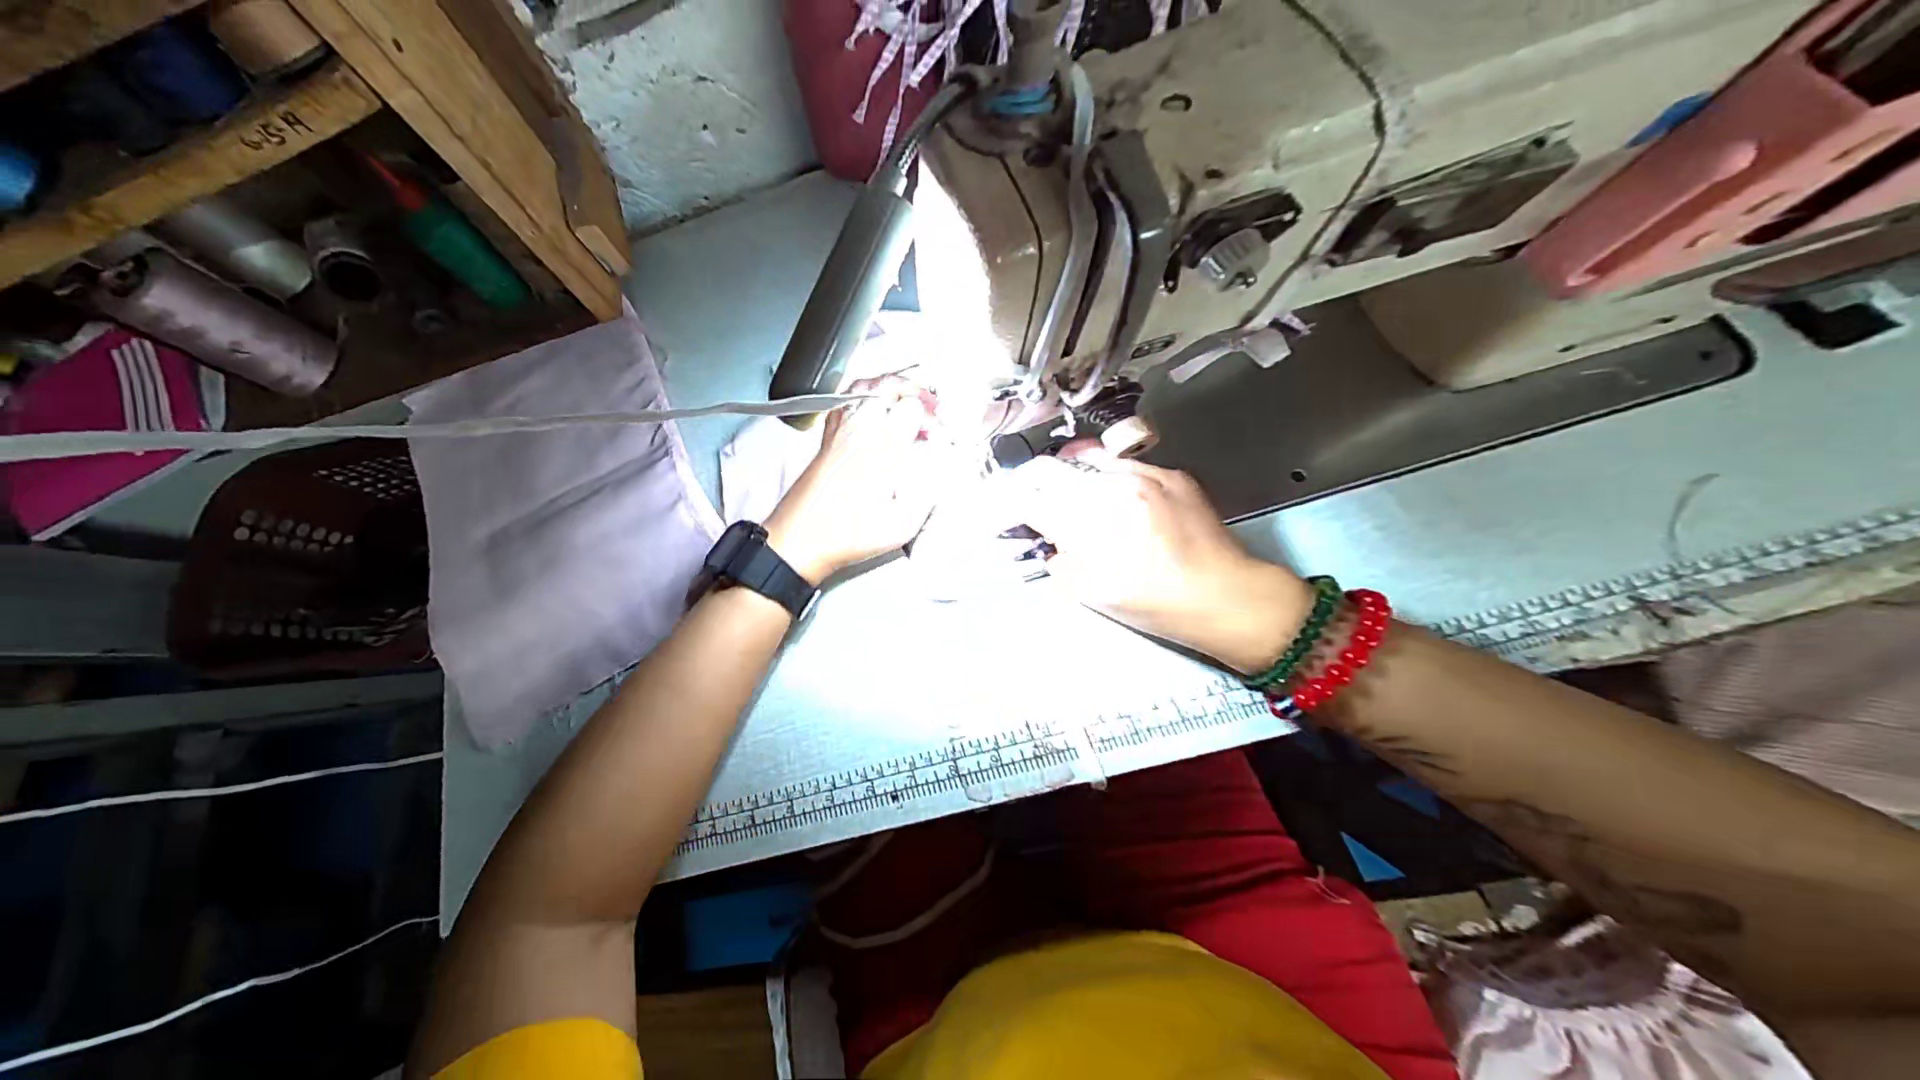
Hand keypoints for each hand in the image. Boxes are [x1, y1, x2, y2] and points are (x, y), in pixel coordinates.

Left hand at [763, 376, 952, 582]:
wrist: (799, 541)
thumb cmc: (845, 535)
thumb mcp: (903, 523)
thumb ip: (928, 490)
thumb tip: (940, 464)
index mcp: (881, 447)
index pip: (912, 405)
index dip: (931, 415)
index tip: (937, 432)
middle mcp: (858, 431)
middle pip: (888, 385)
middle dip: (914, 391)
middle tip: (927, 408)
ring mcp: (838, 432)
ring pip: (864, 386)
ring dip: (889, 389)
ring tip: (904, 401)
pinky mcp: (825, 440)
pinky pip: (843, 402)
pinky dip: (863, 397)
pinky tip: (872, 409)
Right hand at [1008, 449, 1314, 673]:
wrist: (1226, 594)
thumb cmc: (1160, 604)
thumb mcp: (1093, 593)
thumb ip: (1059, 560)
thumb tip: (1043, 539)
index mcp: (1092, 524)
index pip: (1030, 497)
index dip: (1009, 503)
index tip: (1005, 509)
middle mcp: (1114, 489)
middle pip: (1051, 469)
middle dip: (1031, 483)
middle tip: (1026, 497)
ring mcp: (1144, 475)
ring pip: (1086, 457)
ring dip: (1066, 473)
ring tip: (1065, 492)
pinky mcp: (1169, 473)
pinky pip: (1123, 463)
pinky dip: (1105, 476)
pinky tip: (1109, 495)